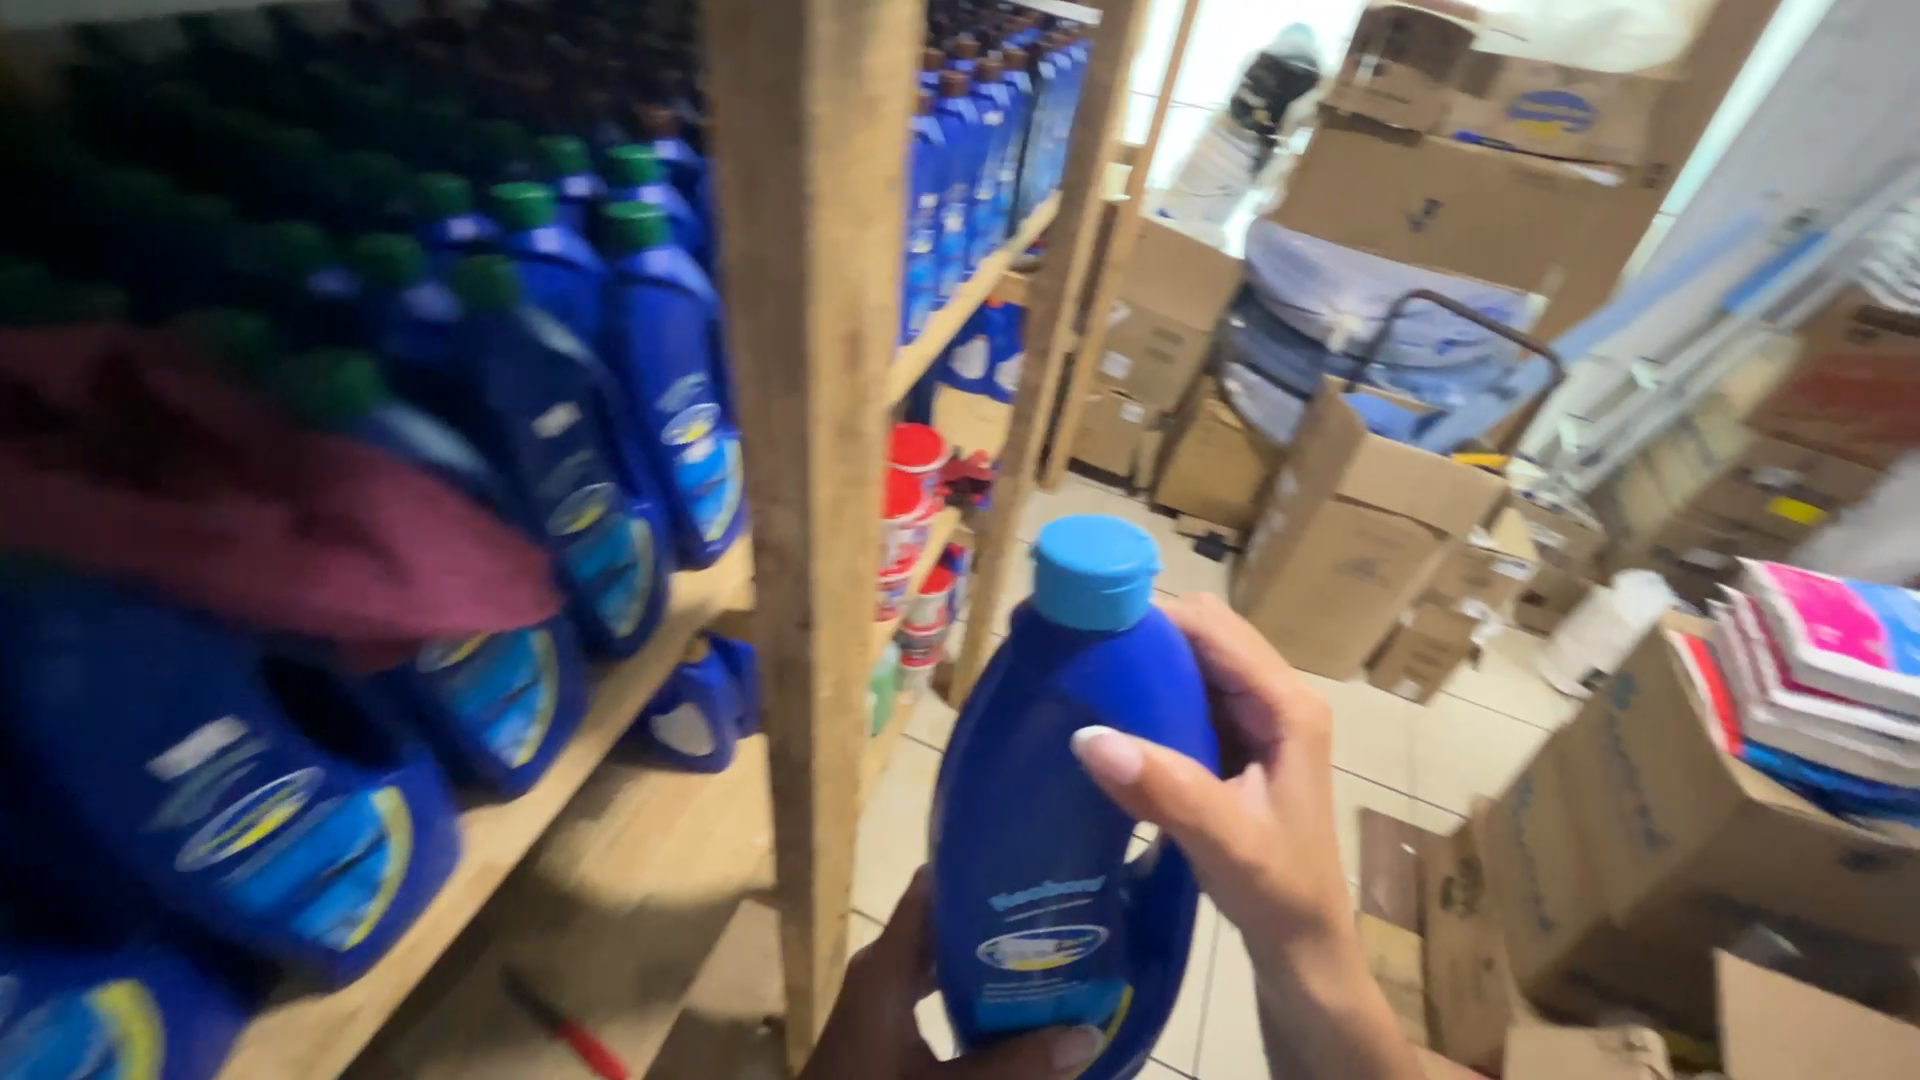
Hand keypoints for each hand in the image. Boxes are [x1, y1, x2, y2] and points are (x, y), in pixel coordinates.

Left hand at [800, 868, 1105, 1079]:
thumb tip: (1088, 1034)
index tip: (1022, 862)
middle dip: (992, 917)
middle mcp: (882, 967)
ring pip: (935, 957)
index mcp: (887, 965)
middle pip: (940, 922)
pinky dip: (964, 986)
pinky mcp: (881, 1023)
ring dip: (981, 953)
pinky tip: (1003, 999)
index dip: (972, 870)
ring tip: (1039, 947)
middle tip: (1048, 910)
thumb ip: (1014, 1066)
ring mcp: (879, 995)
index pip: (929, 889)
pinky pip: (927, 985)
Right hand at [1069, 592, 1349, 960]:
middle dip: (1147, 632)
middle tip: (1086, 650)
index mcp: (1287, 706)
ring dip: (1146, 657)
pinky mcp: (1233, 733)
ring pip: (1193, 656)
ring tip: (1090, 669)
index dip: (1156, 619)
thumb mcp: (1224, 841)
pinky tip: (1114, 706)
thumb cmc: (1277, 890)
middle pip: (1204, 632)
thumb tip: (1086, 736)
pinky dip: (1150, 687)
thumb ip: (1163, 787)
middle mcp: (1274, 695)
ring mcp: (1254, 713)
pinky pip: (1187, 688)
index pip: (1216, 630)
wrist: (1302, 940)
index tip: (1092, 625)